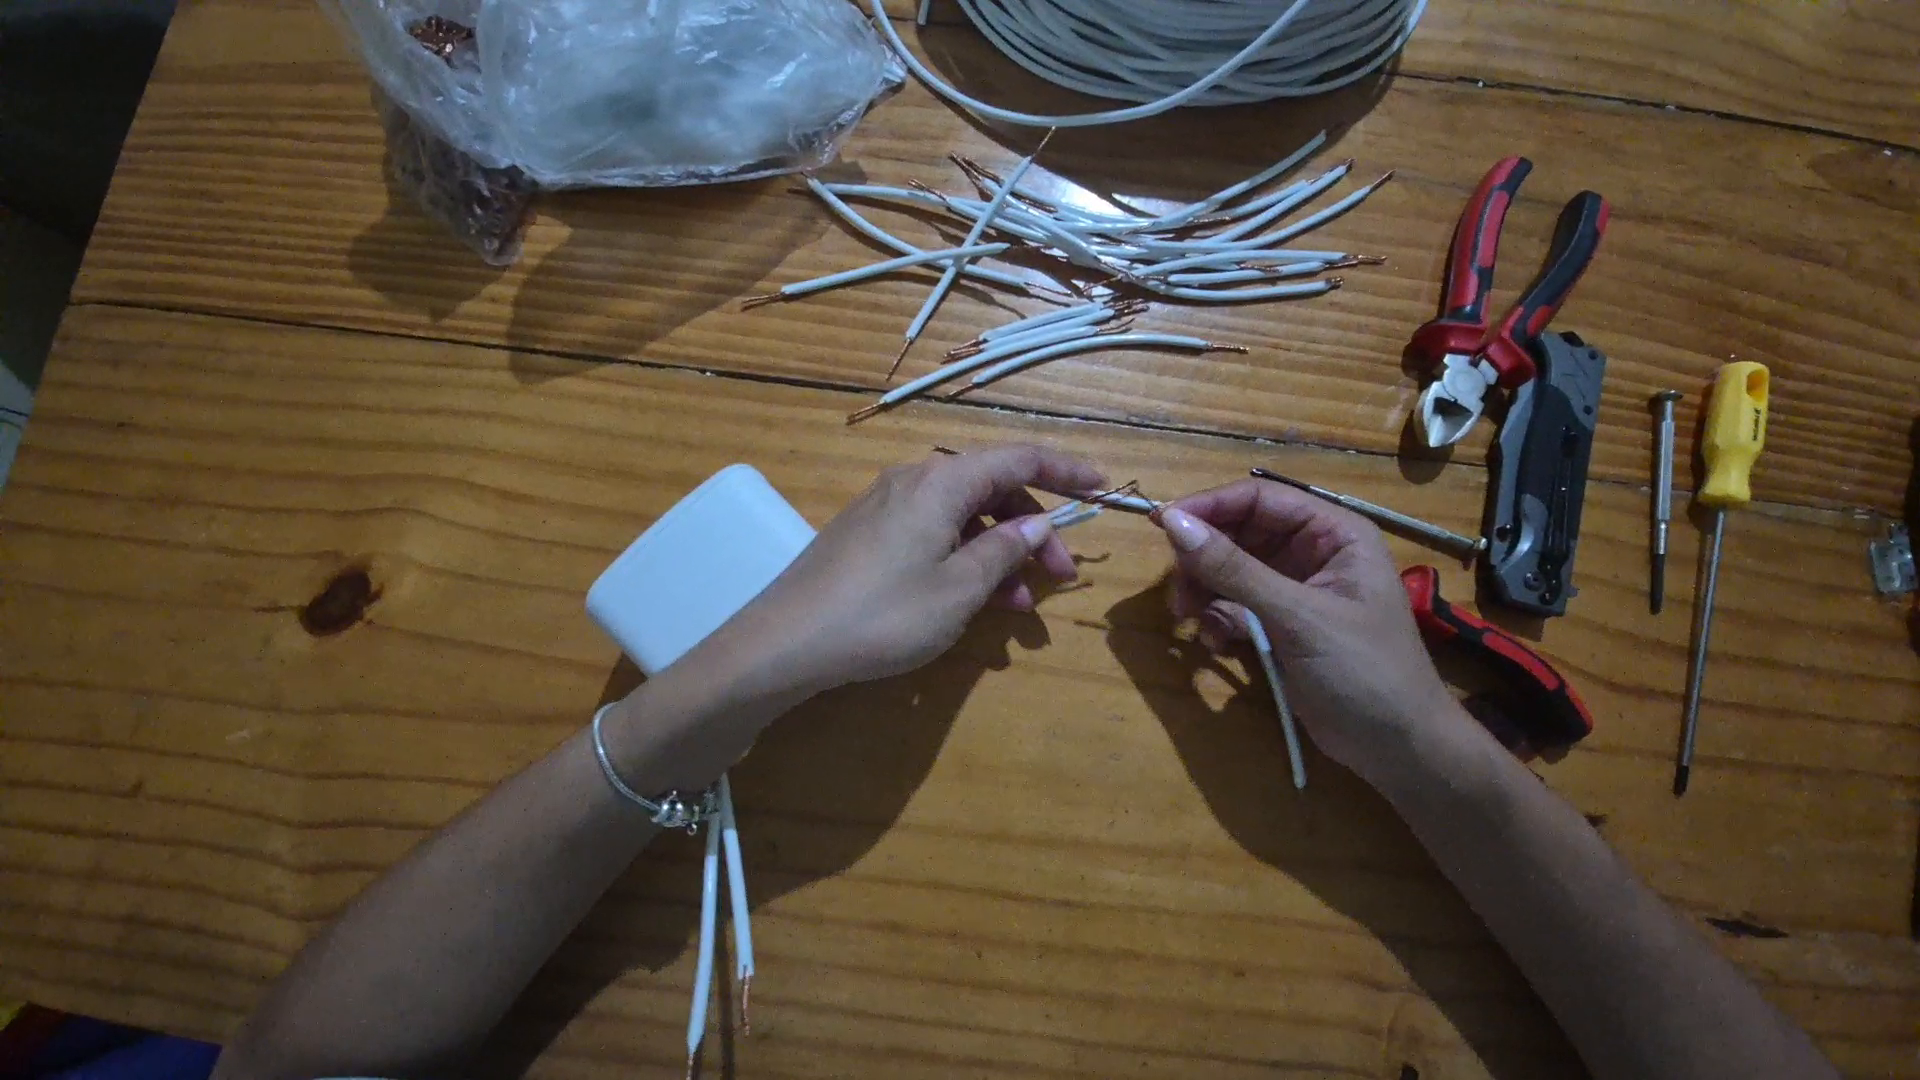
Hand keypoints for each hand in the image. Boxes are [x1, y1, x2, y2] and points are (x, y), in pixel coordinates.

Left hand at [701, 443, 1104, 699]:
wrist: (785, 642)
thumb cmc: (883, 614)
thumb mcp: (958, 588)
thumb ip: (1004, 551)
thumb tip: (1038, 525)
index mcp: (942, 481)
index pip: (1019, 458)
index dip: (1066, 470)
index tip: (1103, 488)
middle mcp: (915, 481)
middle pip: (992, 489)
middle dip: (1034, 529)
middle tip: (1062, 577)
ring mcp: (887, 507)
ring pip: (963, 517)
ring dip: (999, 554)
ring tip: (1021, 606)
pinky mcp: (868, 535)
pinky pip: (933, 534)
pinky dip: (963, 560)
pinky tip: (975, 601)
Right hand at [1151, 478, 1477, 785]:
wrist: (1397, 748)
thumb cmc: (1364, 670)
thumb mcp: (1296, 616)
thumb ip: (1233, 569)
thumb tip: (1173, 523)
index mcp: (1333, 533)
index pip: (1258, 499)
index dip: (1209, 506)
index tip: (1161, 523)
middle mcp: (1312, 552)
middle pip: (1238, 533)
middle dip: (1202, 559)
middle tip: (1176, 589)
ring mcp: (1294, 589)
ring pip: (1229, 571)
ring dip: (1202, 592)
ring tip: (1187, 620)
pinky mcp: (1279, 624)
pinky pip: (1233, 605)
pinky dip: (1216, 620)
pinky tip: (1214, 644)